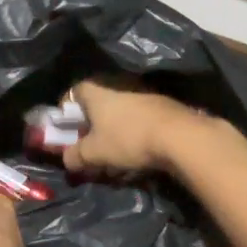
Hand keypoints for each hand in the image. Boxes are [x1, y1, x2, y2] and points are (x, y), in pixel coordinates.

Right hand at [63, 79, 218, 172]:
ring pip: (119, 114)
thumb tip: (67, 159)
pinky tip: (137, 154)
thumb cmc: (127, 139)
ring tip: (114, 157)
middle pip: (97, 105)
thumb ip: (75, 156)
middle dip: (91, 126)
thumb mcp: (93, 153)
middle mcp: (118, 87)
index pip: (74, 92)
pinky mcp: (163, 106)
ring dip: (114, 132)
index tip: (66, 129)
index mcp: (97, 92)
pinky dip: (133, 134)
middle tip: (89, 147)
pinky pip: (139, 120)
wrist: (180, 136)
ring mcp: (143, 95)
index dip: (67, 110)